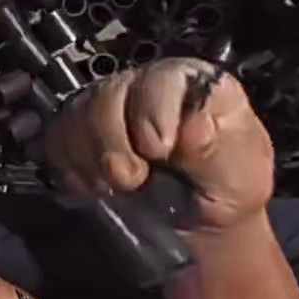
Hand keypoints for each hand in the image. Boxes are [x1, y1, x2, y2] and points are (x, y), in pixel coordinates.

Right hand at [45, 57, 274, 231]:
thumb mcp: (242, 174)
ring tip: (114, 188)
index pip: (161, 79)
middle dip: (112, 143)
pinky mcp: (76, 131)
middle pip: (107, 95)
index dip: (153, 111)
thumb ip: (219, 149)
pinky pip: (56, 139)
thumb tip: (194, 127)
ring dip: (89, 159)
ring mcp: (103, 107)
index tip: (158, 151)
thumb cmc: (225, 188)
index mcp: (190, 84)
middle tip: (130, 181)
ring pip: (76, 117)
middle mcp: (141, 86)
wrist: (197, 219)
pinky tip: (93, 187)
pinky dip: (69, 167)